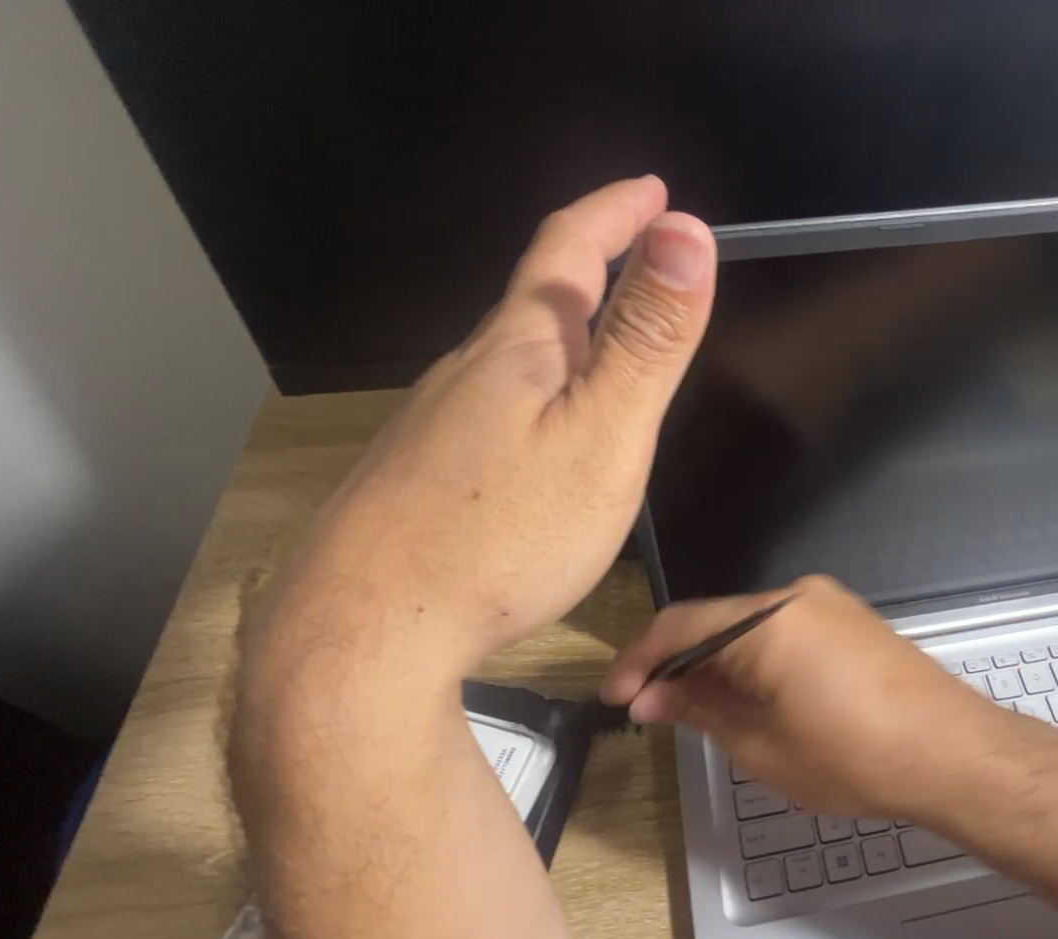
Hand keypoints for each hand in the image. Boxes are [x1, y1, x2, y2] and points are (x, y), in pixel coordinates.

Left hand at [243, 177, 716, 690]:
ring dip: (566, 335)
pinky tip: (544, 436)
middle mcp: (470, 371)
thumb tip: (685, 234)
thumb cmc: (505, 532)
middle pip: (536, 302)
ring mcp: (439, 424)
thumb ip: (647, 340)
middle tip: (639, 262)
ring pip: (513, 360)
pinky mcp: (426, 474)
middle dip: (593, 268)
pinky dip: (538, 393)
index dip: (615, 212)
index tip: (654, 191)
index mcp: (520, 348)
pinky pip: (494, 410)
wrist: (372, 627)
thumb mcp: (603, 434)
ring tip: (607, 346)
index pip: (569, 249)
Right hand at [602, 575, 1042, 822]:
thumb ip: (700, 710)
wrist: (954, 752)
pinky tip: (753, 697)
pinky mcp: (851, 618)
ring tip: (703, 712)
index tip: (617, 696)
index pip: (679, 626)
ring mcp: (829, 603)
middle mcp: (795, 595)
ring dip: (718, 663)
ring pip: (749, 626)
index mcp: (767, 621)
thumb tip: (653, 695)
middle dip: (679, 665)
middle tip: (655, 711)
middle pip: (714, 621)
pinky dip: (756, 659)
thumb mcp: (762, 746)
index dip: (638, 660)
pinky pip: (784, 629)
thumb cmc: (855, 758)